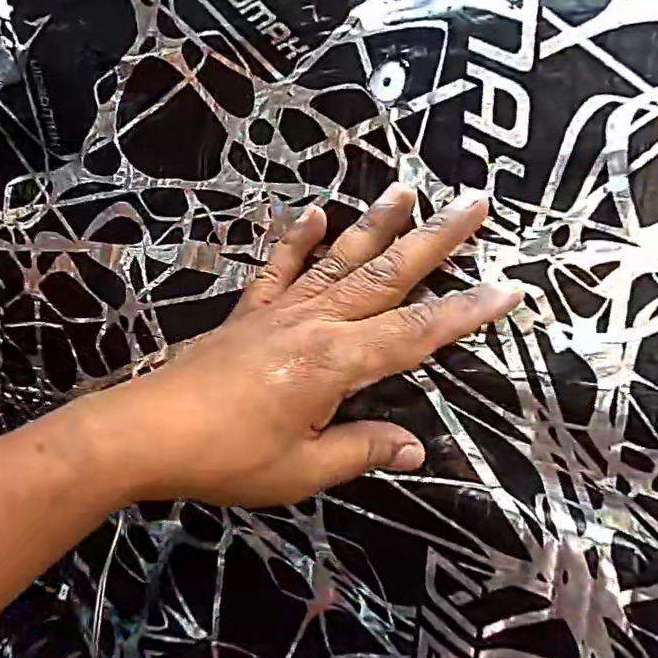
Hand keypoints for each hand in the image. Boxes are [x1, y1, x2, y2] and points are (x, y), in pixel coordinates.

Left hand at [63, 183, 523, 507]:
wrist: (148, 430)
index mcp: (335, 362)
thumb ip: (360, 449)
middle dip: (433, 241)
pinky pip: (276, 270)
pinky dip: (295, 241)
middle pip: (383, 276)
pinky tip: (313, 214)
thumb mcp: (302, 468)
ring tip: (404, 189)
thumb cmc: (226, 456)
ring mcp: (277, 313)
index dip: (465, 313)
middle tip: (472, 203)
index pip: (415, 333)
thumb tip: (415, 447)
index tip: (509, 286)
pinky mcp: (246, 315)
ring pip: (336, 261)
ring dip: (373, 225)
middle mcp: (312, 324)